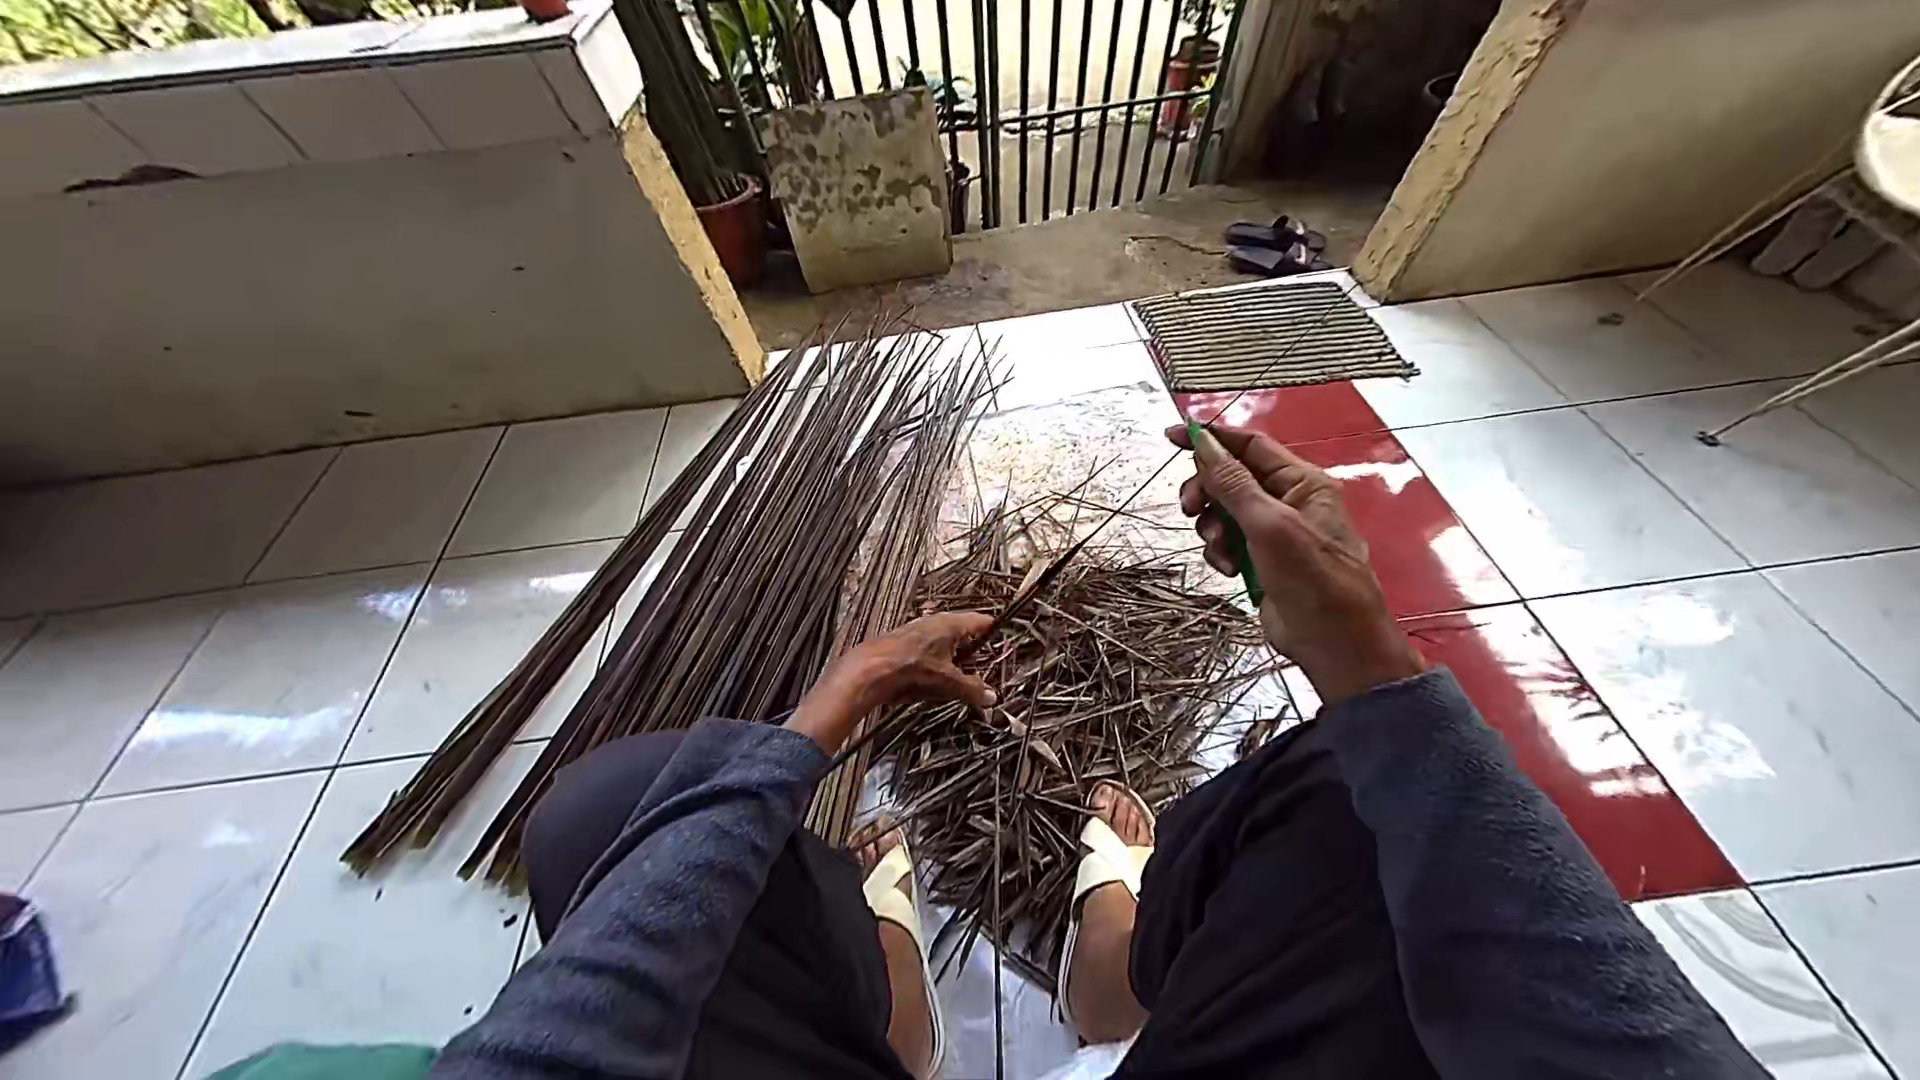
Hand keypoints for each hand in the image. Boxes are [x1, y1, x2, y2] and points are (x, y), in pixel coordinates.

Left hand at [786, 611, 997, 752]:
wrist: (870, 670)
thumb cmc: (912, 669)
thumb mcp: (947, 682)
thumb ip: (971, 689)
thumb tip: (991, 697)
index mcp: (950, 624)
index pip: (978, 621)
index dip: (990, 627)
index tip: (1000, 630)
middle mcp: (933, 622)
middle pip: (960, 629)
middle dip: (971, 643)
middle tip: (982, 655)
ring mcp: (916, 630)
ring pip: (941, 638)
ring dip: (951, 651)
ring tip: (958, 667)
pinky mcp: (902, 642)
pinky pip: (926, 647)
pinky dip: (934, 657)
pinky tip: (932, 673)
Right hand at [1168, 422, 1424, 704]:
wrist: (1332, 643)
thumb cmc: (1312, 579)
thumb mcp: (1270, 525)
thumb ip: (1233, 483)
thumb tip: (1203, 442)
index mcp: (1300, 483)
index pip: (1249, 446)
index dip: (1211, 438)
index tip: (1172, 436)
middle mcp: (1285, 501)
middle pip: (1228, 479)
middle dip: (1205, 493)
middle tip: (1189, 508)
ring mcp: (1270, 531)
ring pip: (1221, 512)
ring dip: (1212, 528)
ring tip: (1222, 550)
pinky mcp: (1257, 559)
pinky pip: (1224, 542)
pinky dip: (1220, 553)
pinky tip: (1231, 570)